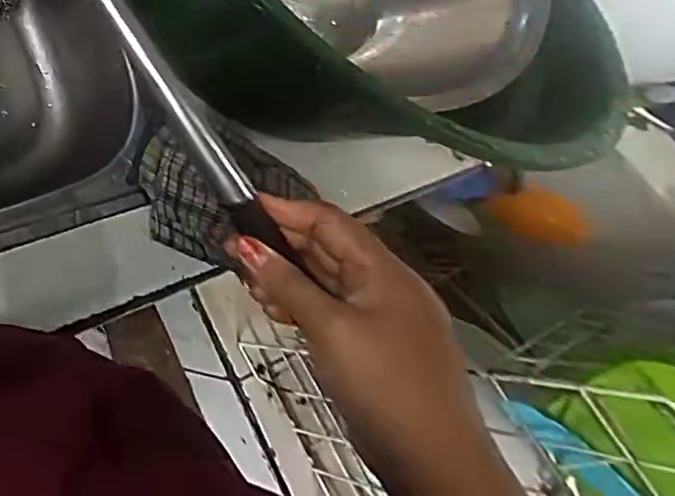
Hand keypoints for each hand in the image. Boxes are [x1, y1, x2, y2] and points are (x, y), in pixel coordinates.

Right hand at [226, 195, 518, 495]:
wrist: (436, 469)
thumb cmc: (389, 389)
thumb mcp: (328, 327)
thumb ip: (284, 282)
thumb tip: (246, 245)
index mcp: (386, 273)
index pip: (329, 221)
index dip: (285, 209)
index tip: (244, 206)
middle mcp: (388, 288)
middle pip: (326, 247)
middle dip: (279, 245)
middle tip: (237, 250)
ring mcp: (383, 317)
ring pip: (324, 277)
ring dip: (285, 275)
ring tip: (252, 284)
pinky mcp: (374, 343)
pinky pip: (330, 305)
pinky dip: (300, 300)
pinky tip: (277, 309)